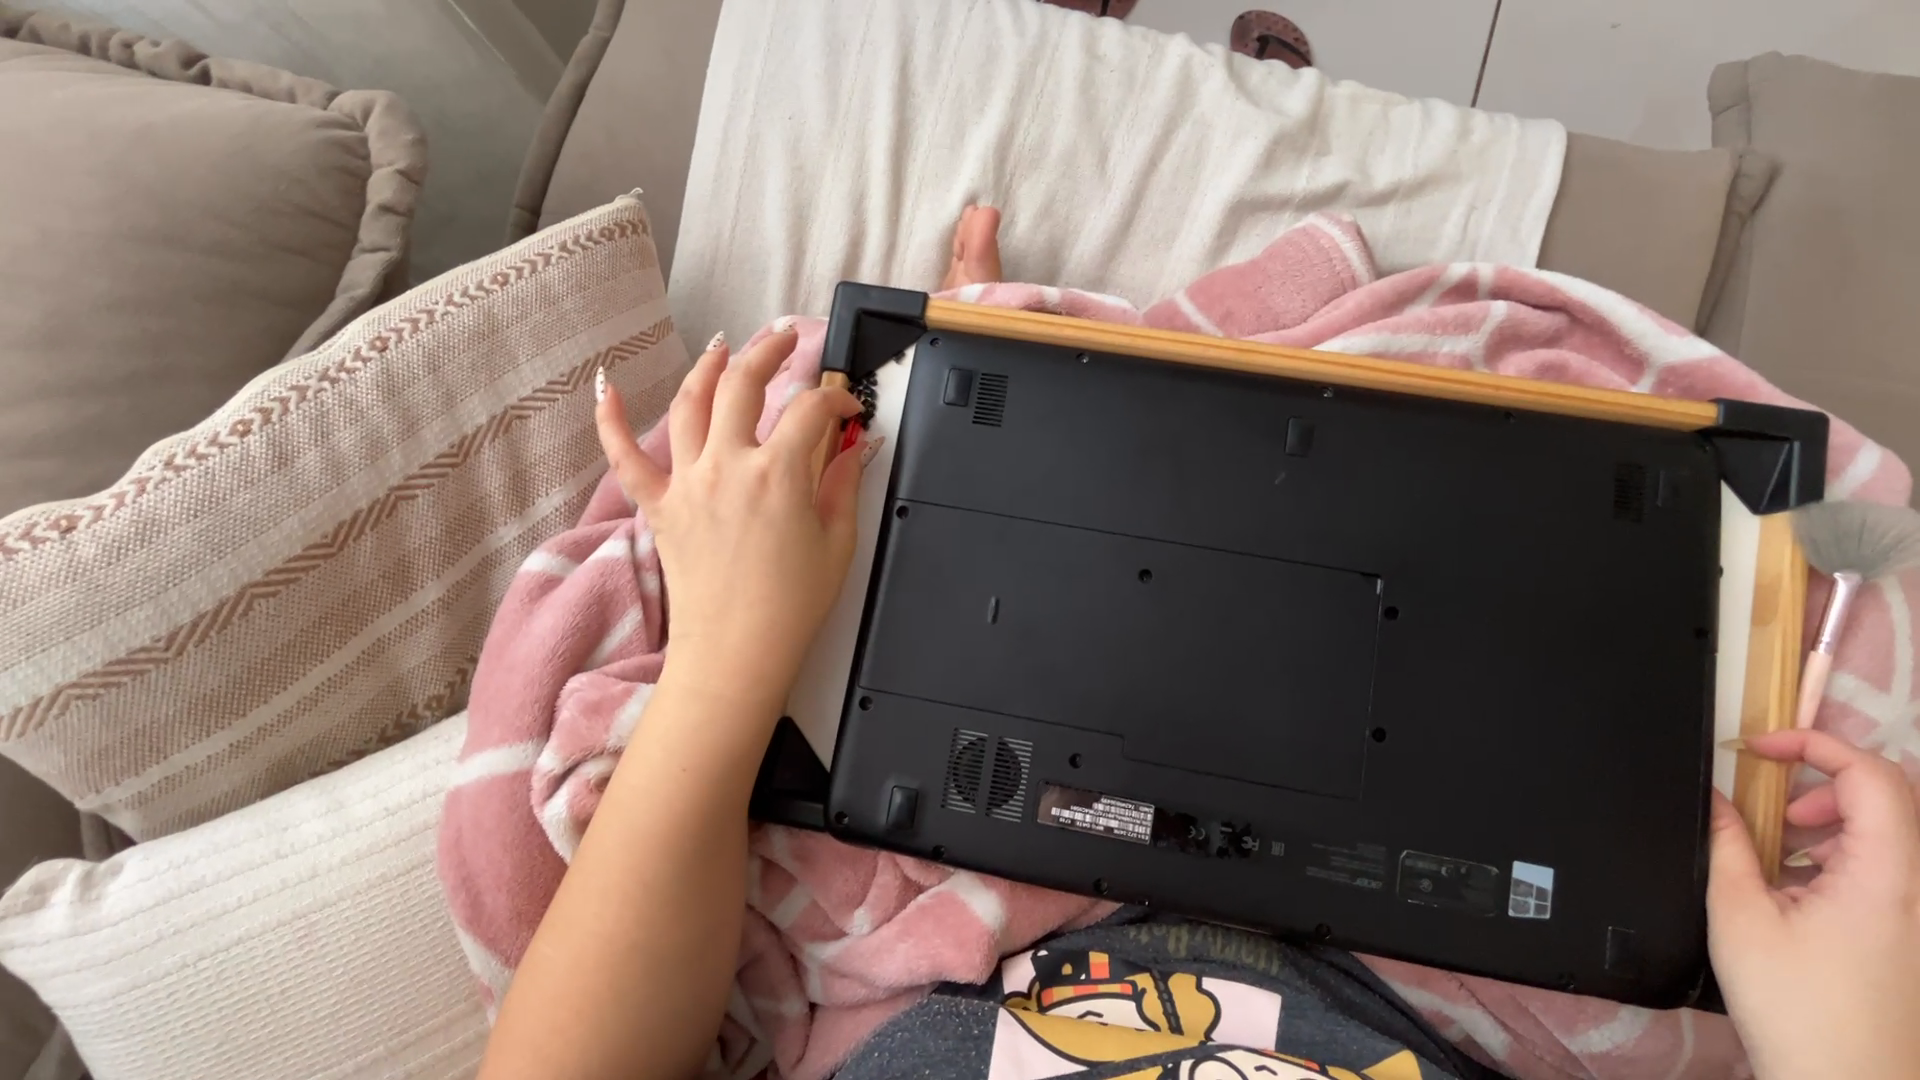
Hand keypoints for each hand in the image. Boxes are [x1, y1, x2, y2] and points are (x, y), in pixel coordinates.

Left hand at [595, 322, 865, 713]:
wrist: (738, 653)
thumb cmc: (793, 605)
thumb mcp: (837, 543)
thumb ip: (844, 485)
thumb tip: (854, 448)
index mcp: (779, 475)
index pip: (811, 411)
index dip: (834, 399)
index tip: (847, 407)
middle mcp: (728, 466)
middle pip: (743, 385)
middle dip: (769, 351)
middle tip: (785, 338)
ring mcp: (688, 483)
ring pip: (690, 404)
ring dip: (708, 367)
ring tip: (722, 345)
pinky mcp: (661, 508)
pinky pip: (626, 458)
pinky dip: (611, 420)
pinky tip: (605, 387)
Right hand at [1708, 730, 1919, 1078]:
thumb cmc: (1793, 1001)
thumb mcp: (1739, 913)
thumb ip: (1726, 843)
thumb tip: (1712, 795)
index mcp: (1889, 878)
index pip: (1874, 776)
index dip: (1813, 743)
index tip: (1755, 749)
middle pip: (1896, 796)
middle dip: (1826, 780)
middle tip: (1772, 805)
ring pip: (1898, 831)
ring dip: (1837, 818)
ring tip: (1781, 846)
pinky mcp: (1916, 932)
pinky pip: (1897, 867)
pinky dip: (1849, 853)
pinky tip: (1804, 883)